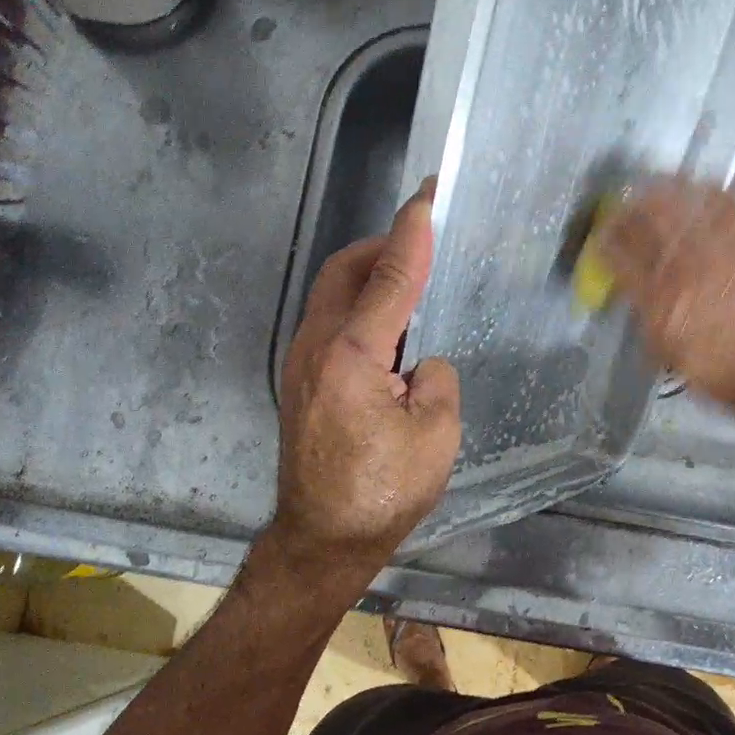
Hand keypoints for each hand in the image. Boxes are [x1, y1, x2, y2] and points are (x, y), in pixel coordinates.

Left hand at [270, 182, 461, 565]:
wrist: (324, 538)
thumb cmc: (384, 492)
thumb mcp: (436, 435)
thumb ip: (436, 379)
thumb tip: (420, 363)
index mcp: (352, 354)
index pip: (390, 277)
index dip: (413, 233)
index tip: (429, 196)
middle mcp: (316, 347)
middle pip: (344, 270)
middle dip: (383, 246)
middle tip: (422, 241)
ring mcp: (300, 364)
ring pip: (331, 295)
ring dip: (368, 278)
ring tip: (410, 282)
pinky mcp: (299, 383)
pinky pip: (329, 324)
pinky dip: (359, 310)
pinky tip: (387, 329)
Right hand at [596, 178, 734, 411]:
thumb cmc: (714, 369)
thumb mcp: (664, 350)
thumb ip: (644, 313)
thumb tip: (631, 287)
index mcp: (659, 299)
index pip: (620, 257)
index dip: (604, 241)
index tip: (598, 236)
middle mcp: (686, 267)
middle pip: (648, 220)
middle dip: (627, 208)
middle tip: (620, 206)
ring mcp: (720, 250)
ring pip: (683, 204)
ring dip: (661, 190)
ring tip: (651, 186)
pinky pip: (728, 205)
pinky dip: (712, 191)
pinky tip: (700, 187)